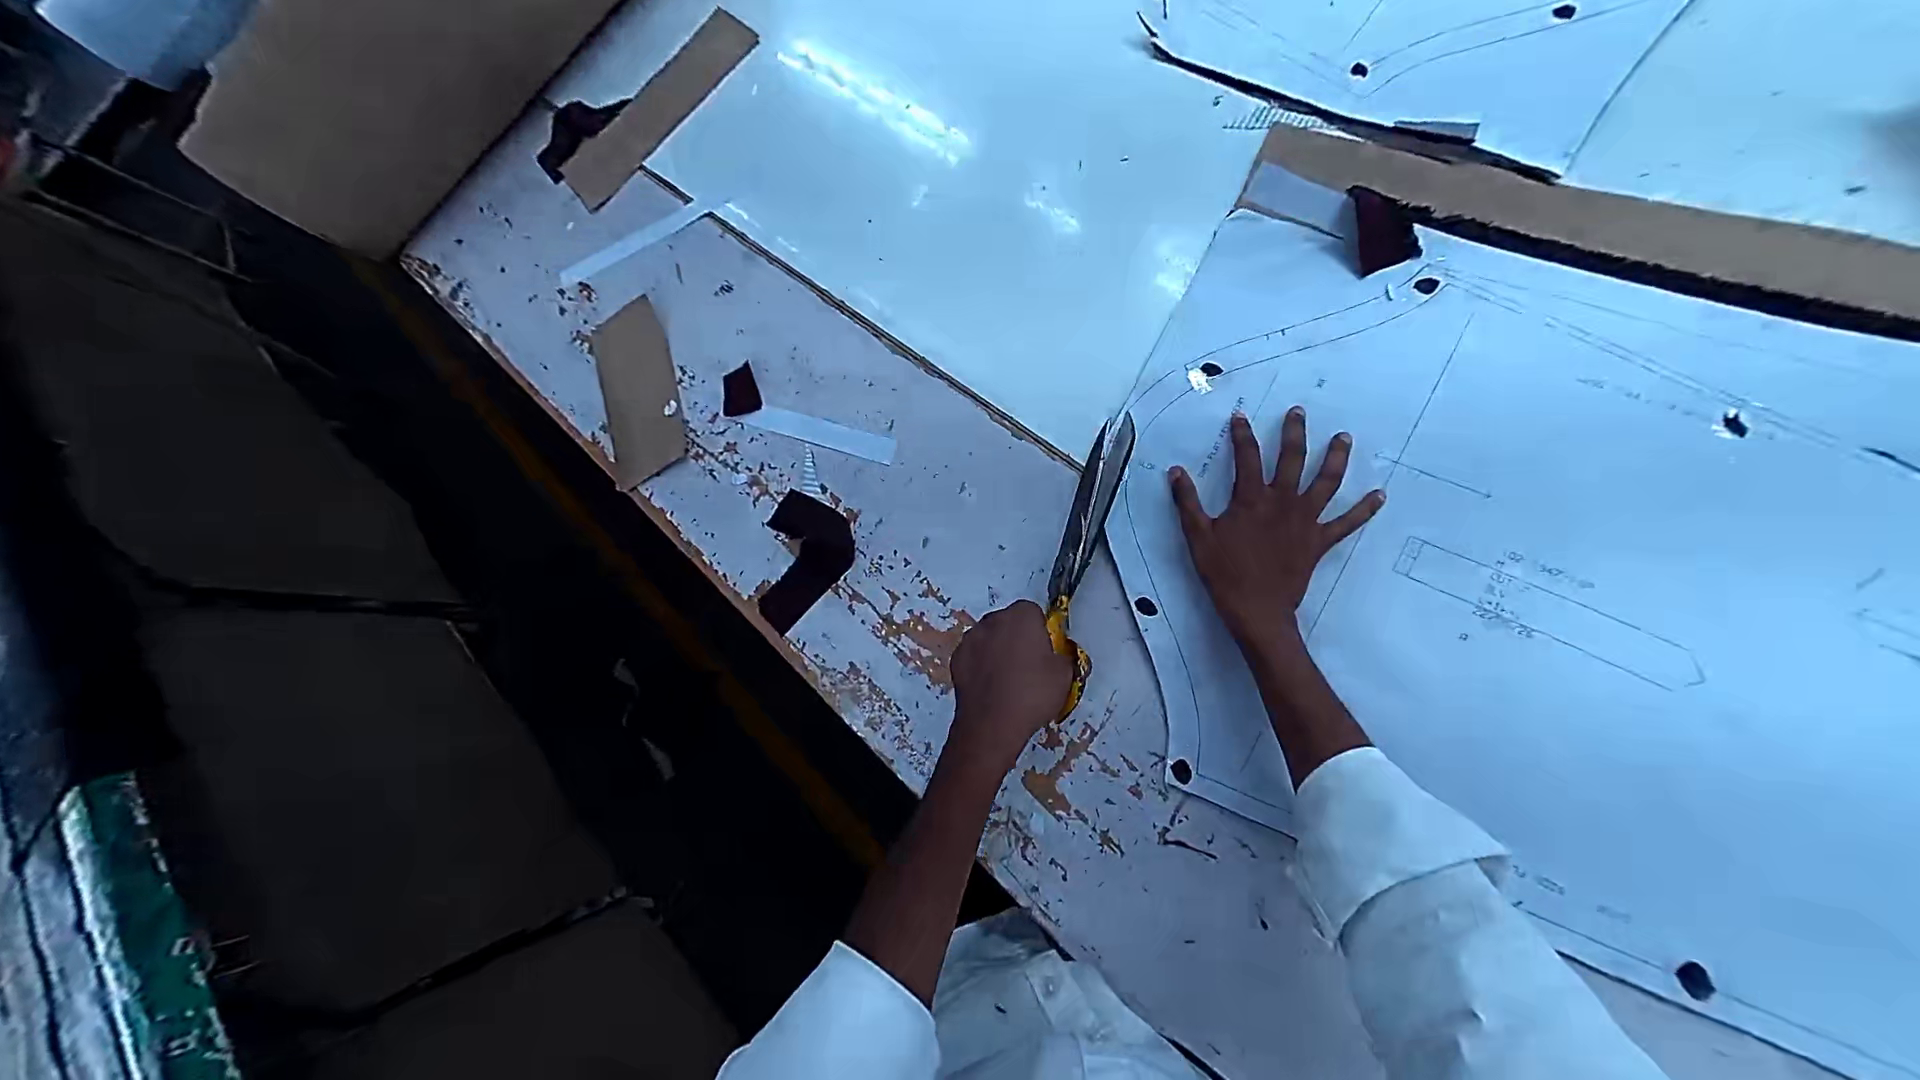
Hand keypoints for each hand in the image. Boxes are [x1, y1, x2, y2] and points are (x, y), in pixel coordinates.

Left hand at [946, 600, 1075, 770]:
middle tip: (1029, 666)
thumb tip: (1057, 657)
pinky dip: (981, 665)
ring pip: (989, 638)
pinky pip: (974, 655)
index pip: (1033, 612)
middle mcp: (993, 620)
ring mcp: (971, 638)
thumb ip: (1063, 656)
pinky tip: (991, 687)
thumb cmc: (1032, 694)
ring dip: (997, 650)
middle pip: (1009, 622)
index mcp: (1021, 616)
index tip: (1045, 652)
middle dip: (1017, 637)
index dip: (1041, 631)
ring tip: (1008, 679)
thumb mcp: (1064, 675)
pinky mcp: (956, 658)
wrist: (992, 724)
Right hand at [1169, 407, 1384, 655]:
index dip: (1242, 435)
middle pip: (1292, 459)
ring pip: (1326, 483)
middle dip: (1294, 433)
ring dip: (1336, 458)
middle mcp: (1282, 502)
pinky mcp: (1319, 541)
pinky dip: (1364, 510)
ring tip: (1344, 438)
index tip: (1240, 417)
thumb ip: (1187, 502)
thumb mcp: (1197, 536)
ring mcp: (1305, 521)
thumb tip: (1176, 472)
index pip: (1247, 458)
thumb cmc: (1223, 572)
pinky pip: (1346, 523)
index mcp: (1251, 499)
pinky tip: (1378, 496)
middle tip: (1299, 412)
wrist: (1257, 609)